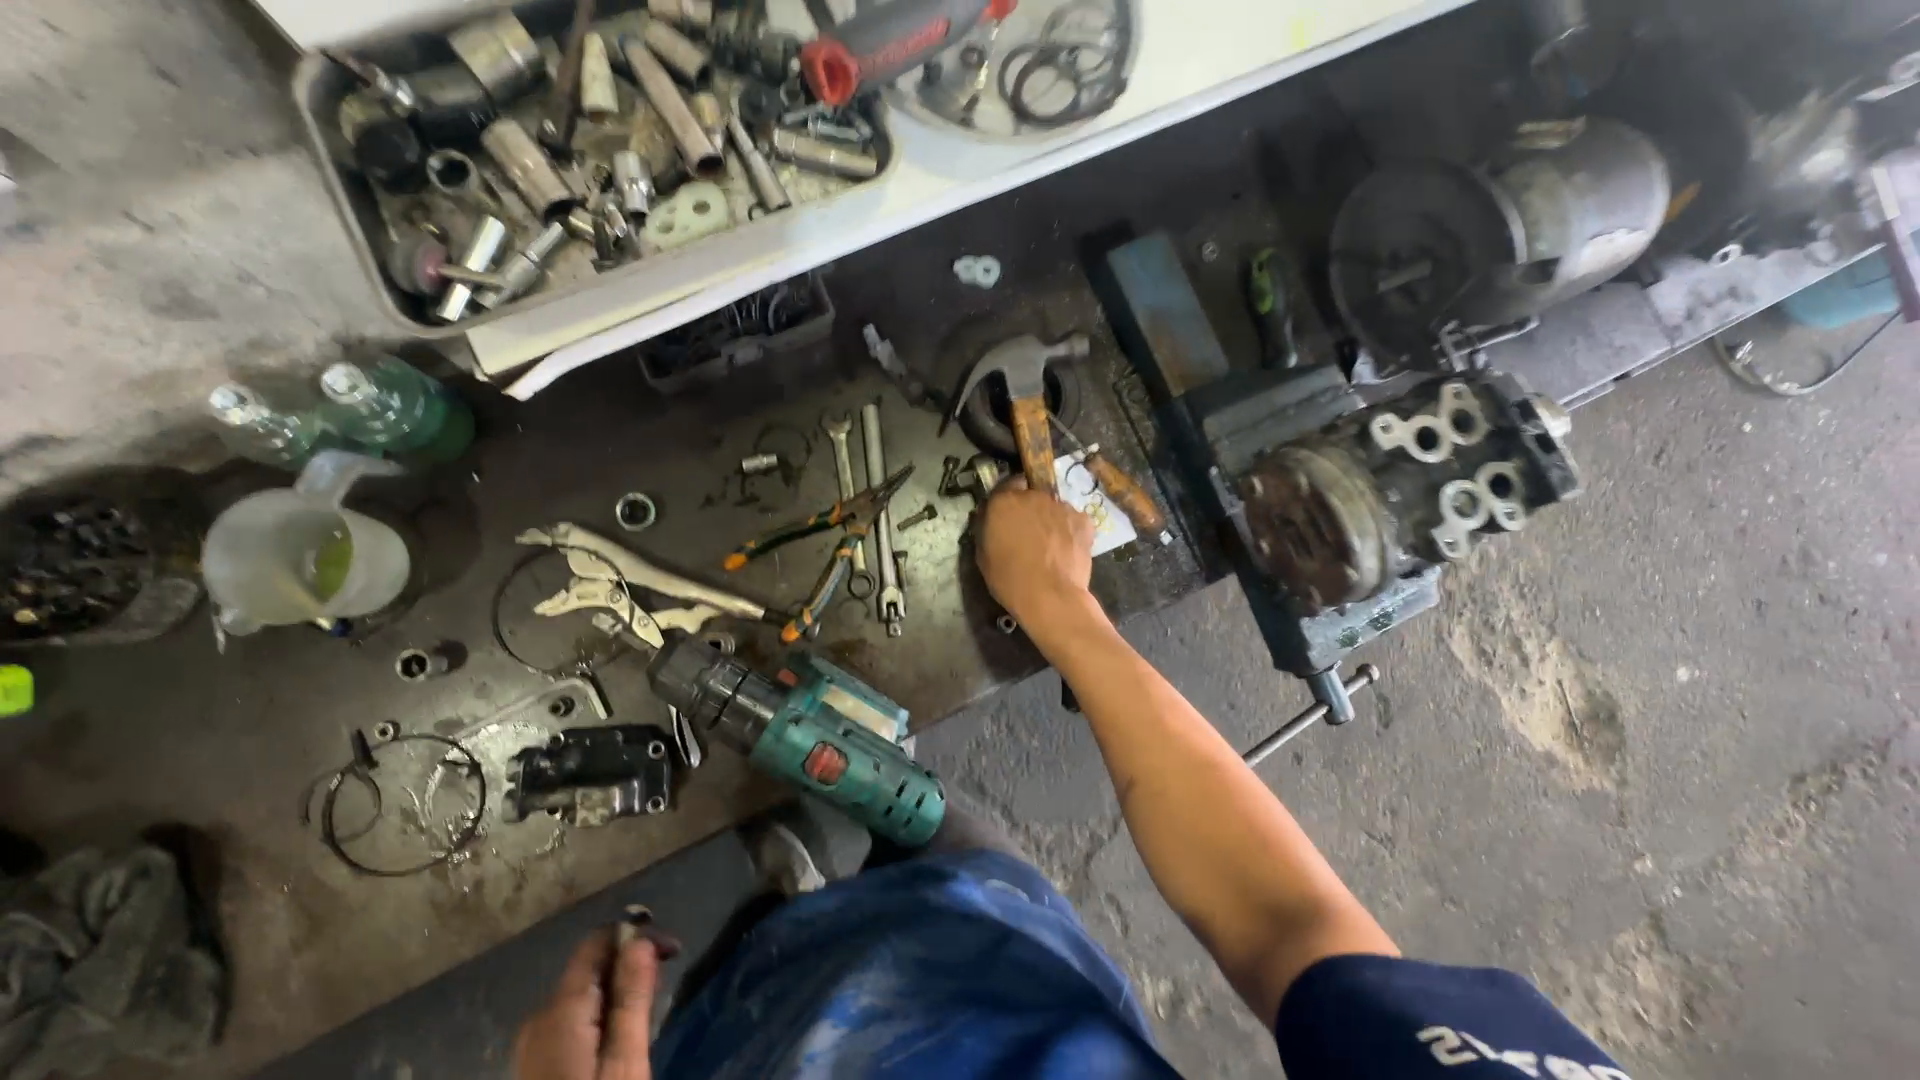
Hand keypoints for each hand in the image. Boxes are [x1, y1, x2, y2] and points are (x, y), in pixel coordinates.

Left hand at [514, 930, 659, 1079]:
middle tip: (665, 988)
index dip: (635, 936)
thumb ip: (631, 997)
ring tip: (645, 1017)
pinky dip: (600, 1017)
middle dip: (629, 967)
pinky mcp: (536, 1062)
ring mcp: (533, 1042)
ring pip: (583, 996)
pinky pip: (573, 1020)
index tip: (673, 951)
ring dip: (617, 994)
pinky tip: (619, 1040)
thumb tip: (641, 940)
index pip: (595, 944)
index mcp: (560, 1010)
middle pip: (590, 969)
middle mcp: (539, 1016)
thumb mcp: (626, 1060)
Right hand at [976, 479, 1098, 630]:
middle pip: (1032, 496)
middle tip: (1030, 535)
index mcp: (1005, 501)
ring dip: (1051, 521)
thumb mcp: (984, 555)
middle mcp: (1034, 496)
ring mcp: (1062, 506)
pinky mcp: (1083, 520)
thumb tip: (993, 520)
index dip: (1009, 500)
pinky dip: (1070, 531)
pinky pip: (1073, 521)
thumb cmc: (1010, 580)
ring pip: (1054, 508)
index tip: (1008, 516)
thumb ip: (988, 529)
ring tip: (1051, 547)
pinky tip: (1067, 551)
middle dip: (1030, 511)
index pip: (1006, 485)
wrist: (1051, 597)